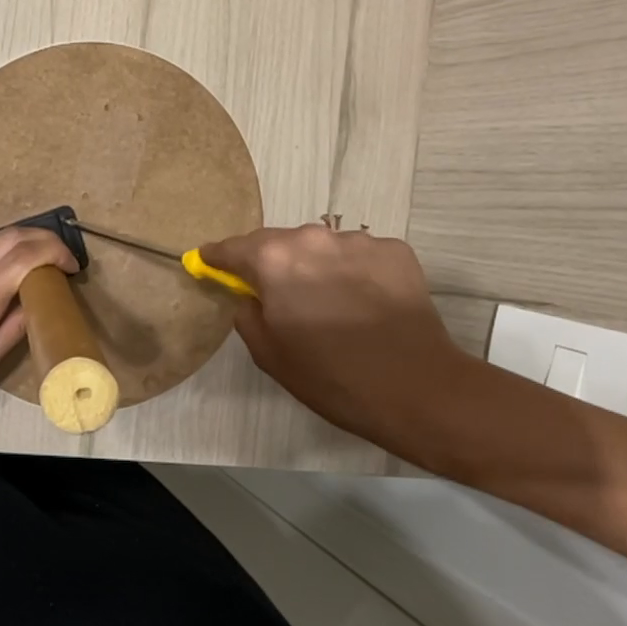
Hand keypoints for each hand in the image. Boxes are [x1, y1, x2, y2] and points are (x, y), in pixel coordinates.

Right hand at [199, 221, 463, 443]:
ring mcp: (357, 241)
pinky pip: (357, 254)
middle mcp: (312, 238)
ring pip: (319, 246)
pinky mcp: (394, 250)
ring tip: (325, 301)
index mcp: (273, 261)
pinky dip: (350, 271)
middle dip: (270, 262)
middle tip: (274, 293)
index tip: (209, 263)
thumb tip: (249, 295)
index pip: (231, 248)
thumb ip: (247, 314)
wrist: (417, 388)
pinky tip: (361, 301)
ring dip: (313, 265)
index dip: (217, 258)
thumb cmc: (331, 376)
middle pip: (277, 241)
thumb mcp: (269, 354)